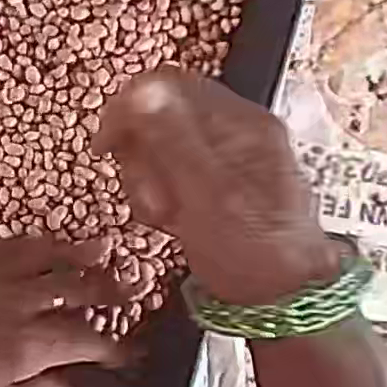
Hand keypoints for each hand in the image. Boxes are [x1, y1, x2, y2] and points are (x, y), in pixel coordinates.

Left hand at [0, 236, 130, 386]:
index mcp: (30, 343)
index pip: (87, 341)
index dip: (113, 347)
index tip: (130, 352)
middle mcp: (23, 302)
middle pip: (78, 288)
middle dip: (110, 288)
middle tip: (133, 287)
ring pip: (52, 257)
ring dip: (81, 252)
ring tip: (105, 247)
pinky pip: (16, 244)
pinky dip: (39, 242)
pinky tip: (47, 242)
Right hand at [93, 67, 340, 305]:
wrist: (281, 302)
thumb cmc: (252, 250)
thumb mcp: (209, 195)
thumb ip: (173, 139)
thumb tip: (140, 90)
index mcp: (239, 121)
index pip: (167, 84)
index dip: (127, 108)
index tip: (105, 146)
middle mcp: (229, 128)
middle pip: (155, 115)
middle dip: (139, 156)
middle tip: (149, 197)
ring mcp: (218, 153)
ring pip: (153, 145)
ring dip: (146, 180)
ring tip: (166, 215)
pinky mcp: (206, 177)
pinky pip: (162, 169)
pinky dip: (156, 193)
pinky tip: (171, 219)